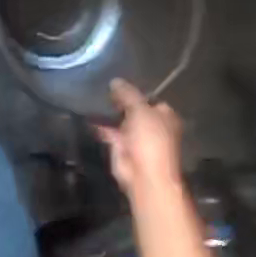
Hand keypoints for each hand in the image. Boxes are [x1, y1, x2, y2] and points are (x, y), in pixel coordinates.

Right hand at [96, 78, 184, 199]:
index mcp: (164, 115)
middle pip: (135, 109)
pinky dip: (102, 126)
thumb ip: (127, 94)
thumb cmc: (150, 139)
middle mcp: (153, 125)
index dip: (135, 92)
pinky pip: (111, 132)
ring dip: (111, 113)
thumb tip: (115, 80)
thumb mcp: (140, 110)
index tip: (118, 84)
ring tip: (94, 97)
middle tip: (104, 88)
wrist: (144, 176)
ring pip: (122, 121)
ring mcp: (137, 138)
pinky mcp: (123, 148)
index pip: (150, 98)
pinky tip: (90, 116)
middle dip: (121, 102)